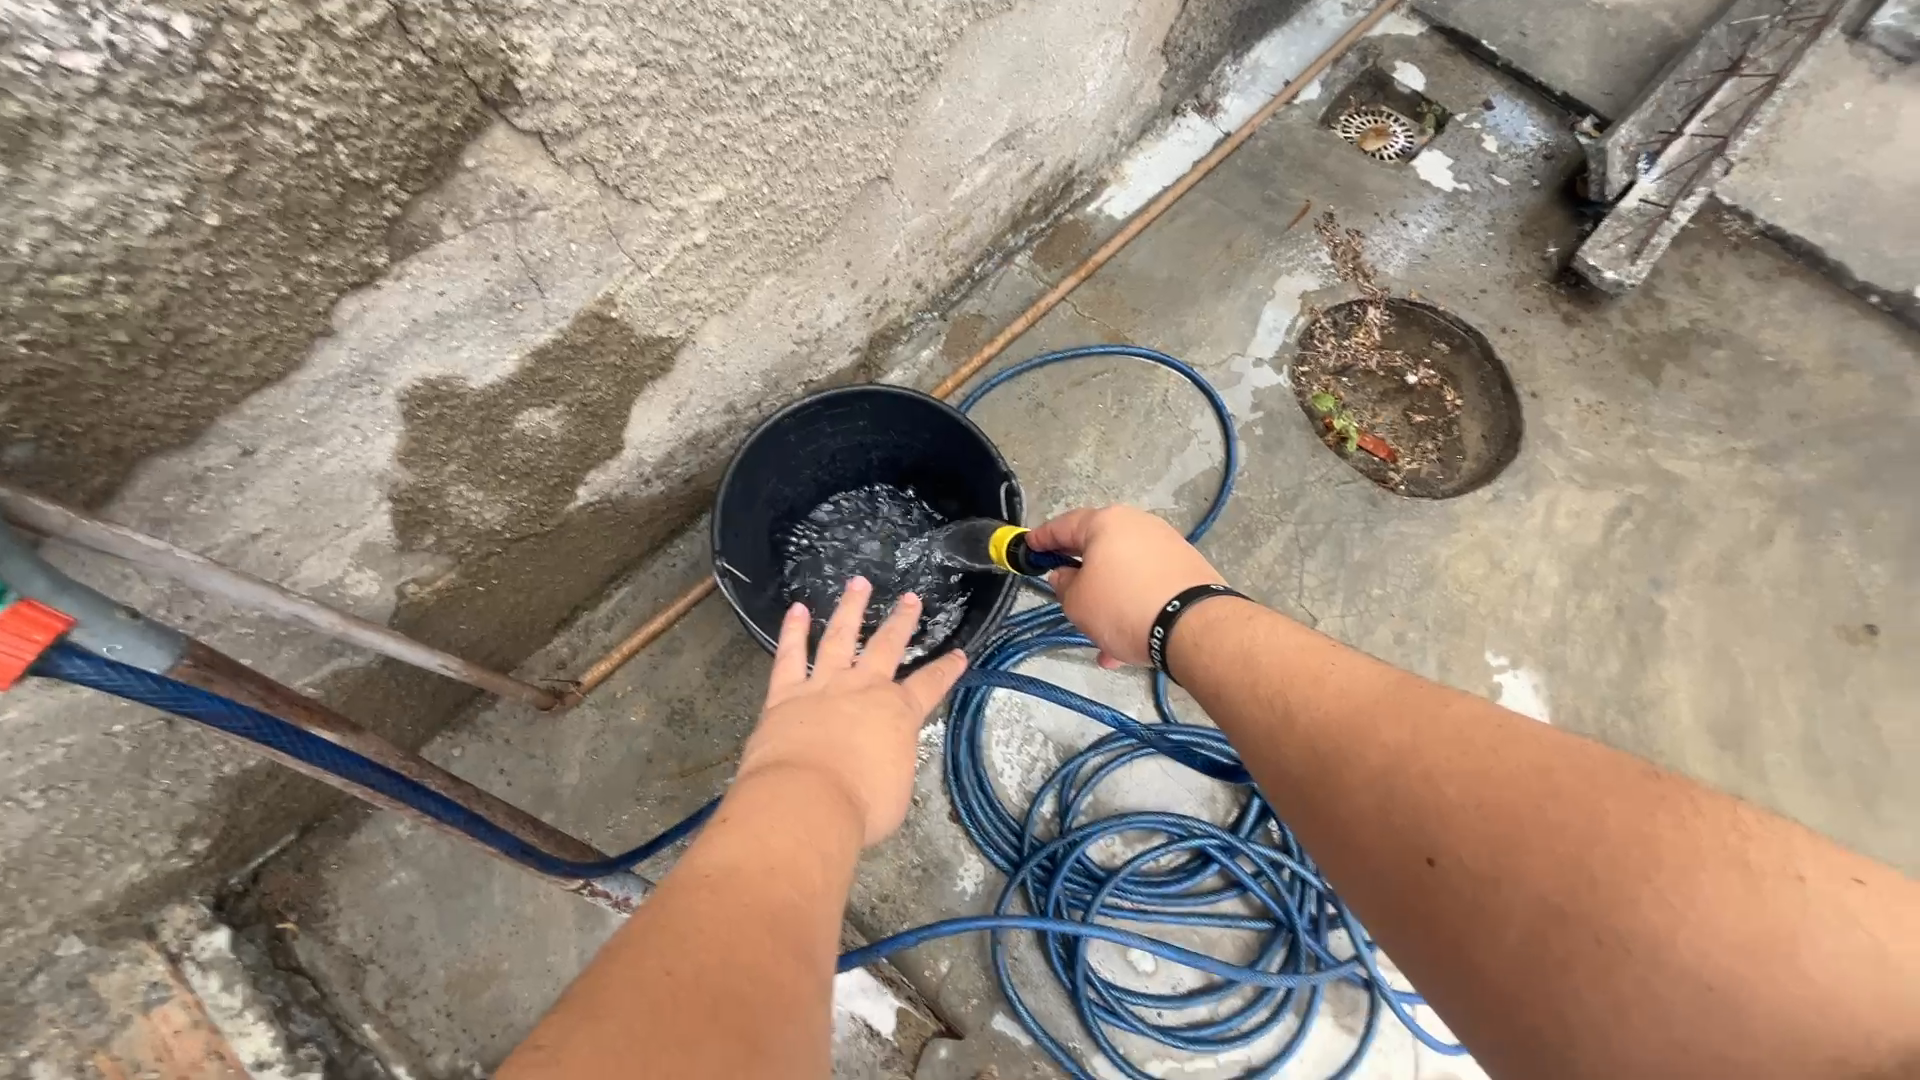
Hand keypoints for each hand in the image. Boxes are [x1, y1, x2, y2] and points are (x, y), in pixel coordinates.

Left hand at [735, 577, 967, 846]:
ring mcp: (824, 686)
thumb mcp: (896, 793)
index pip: (931, 685)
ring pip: (840, 637)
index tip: (959, 654)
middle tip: (911, 598)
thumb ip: (893, 765)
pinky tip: (796, 610)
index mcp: (898, 713)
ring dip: (850, 608)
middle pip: (887, 646)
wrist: (806, 802)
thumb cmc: (860, 806)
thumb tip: (884, 761)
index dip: (947, 669)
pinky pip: (790, 655)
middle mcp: (864, 689)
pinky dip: (793, 631)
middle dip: (902, 620)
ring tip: (857, 583)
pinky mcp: (785, 693)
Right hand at [1028, 505, 1226, 668]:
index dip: (1042, 538)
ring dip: (1107, 598)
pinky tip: (1123, 644)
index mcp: (1106, 523)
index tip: (1029, 546)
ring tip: (1097, 634)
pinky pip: (1146, 585)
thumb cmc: (1123, 606)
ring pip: (1123, 572)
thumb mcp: (1077, 602)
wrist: (1192, 627)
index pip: (1064, 525)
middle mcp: (1138, 525)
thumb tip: (1065, 575)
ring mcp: (1167, 546)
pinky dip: (1131, 606)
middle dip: (1080, 571)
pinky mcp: (1186, 569)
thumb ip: (1063, 585)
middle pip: (1098, 547)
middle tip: (1063, 587)